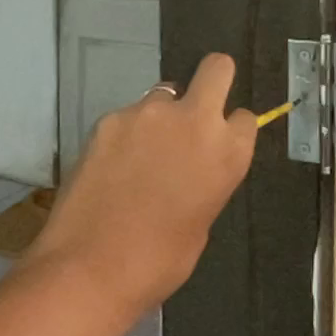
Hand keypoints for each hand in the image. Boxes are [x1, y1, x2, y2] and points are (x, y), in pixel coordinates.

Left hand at [22, 53, 257, 320]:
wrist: (90, 267)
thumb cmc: (158, 261)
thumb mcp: (201, 222)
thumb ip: (205, 180)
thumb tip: (191, 167)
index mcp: (227, 152)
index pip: (244, 117)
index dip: (230, 129)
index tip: (217, 145)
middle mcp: (194, 119)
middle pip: (216, 68)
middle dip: (212, 79)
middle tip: (193, 113)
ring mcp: (148, 113)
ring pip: (163, 95)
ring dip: (159, 117)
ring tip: (138, 158)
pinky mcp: (109, 117)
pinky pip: (126, 118)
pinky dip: (124, 135)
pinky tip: (110, 167)